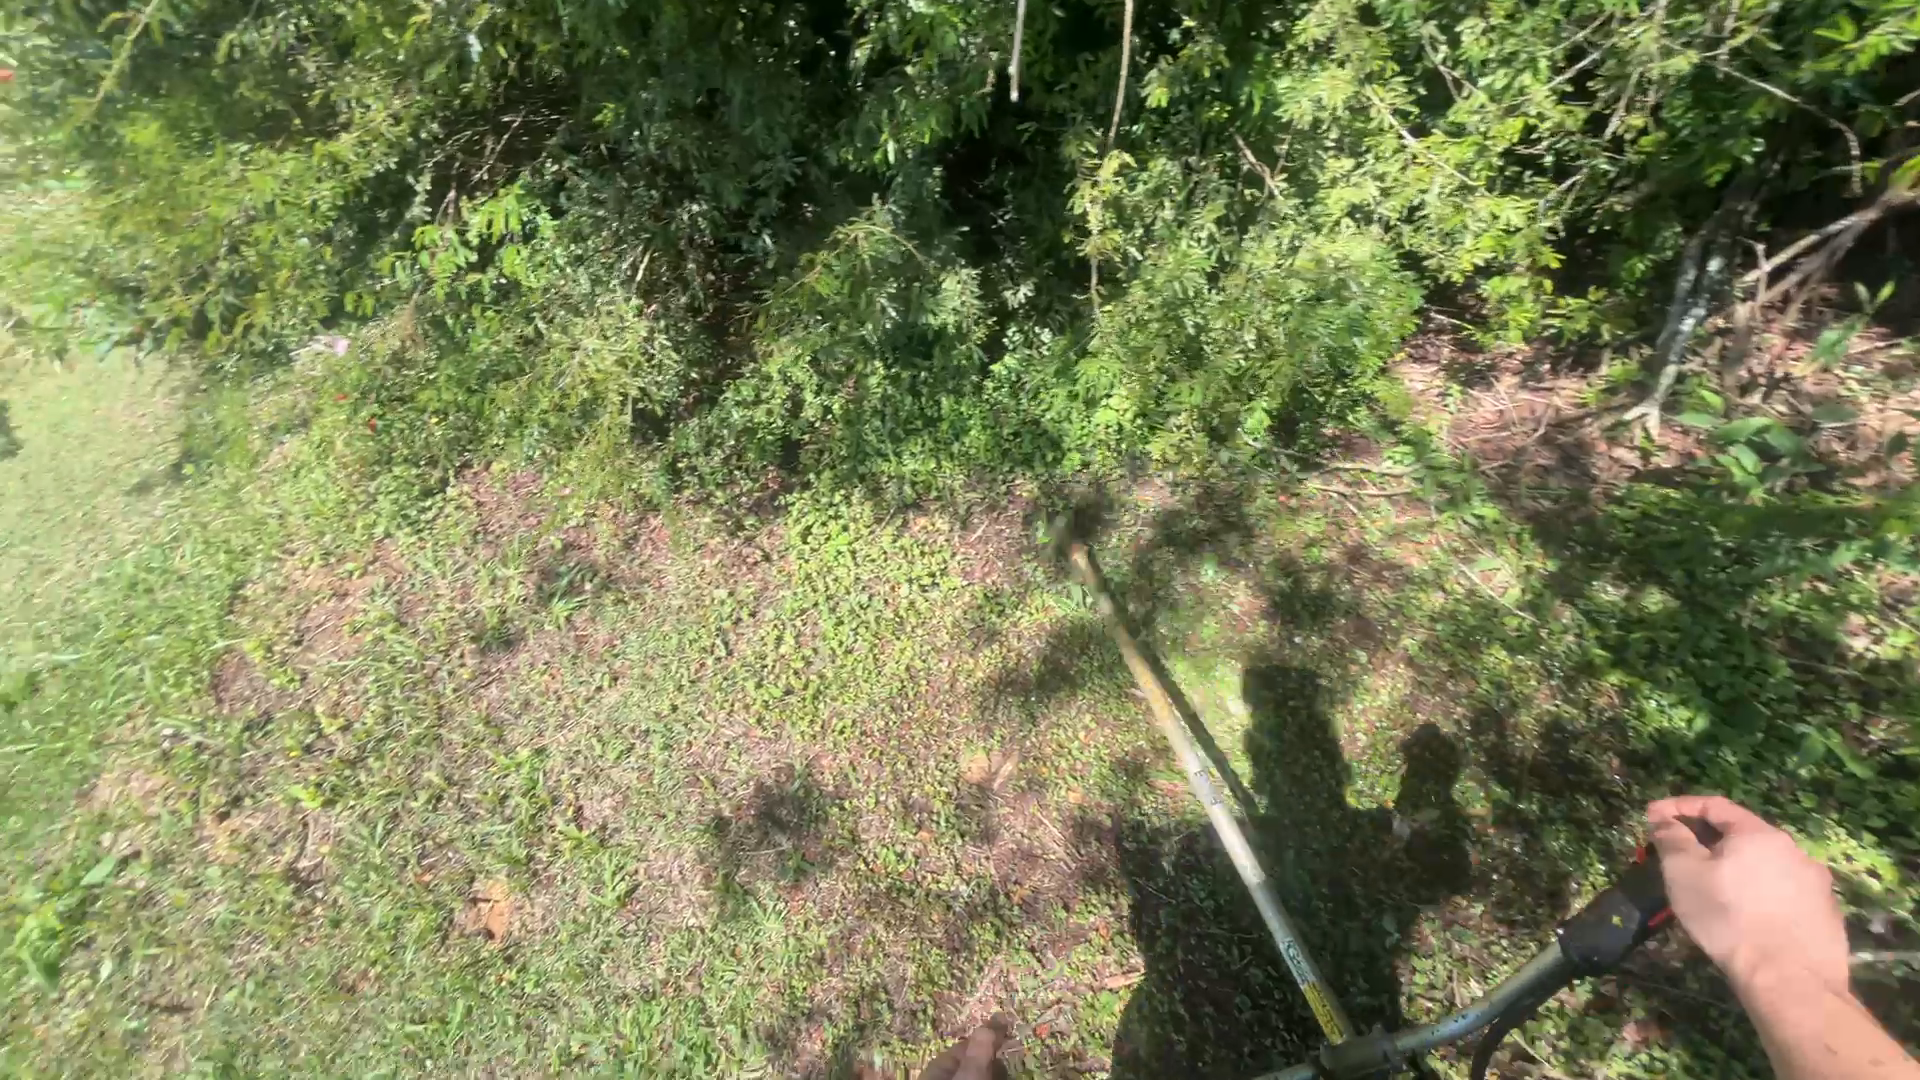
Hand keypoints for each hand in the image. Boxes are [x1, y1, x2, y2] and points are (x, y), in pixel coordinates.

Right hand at [1647, 795, 1848, 994]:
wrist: (1789, 979)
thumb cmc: (1726, 913)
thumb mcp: (1682, 869)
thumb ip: (1670, 835)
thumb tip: (1663, 818)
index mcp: (1760, 835)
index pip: (1714, 805)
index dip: (1677, 805)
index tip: (1650, 816)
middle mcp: (1795, 852)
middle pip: (1739, 832)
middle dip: (1702, 836)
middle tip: (1674, 850)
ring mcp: (1816, 884)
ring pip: (1760, 860)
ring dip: (1729, 861)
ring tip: (1705, 880)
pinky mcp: (1824, 912)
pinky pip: (1779, 885)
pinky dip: (1752, 884)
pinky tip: (1738, 905)